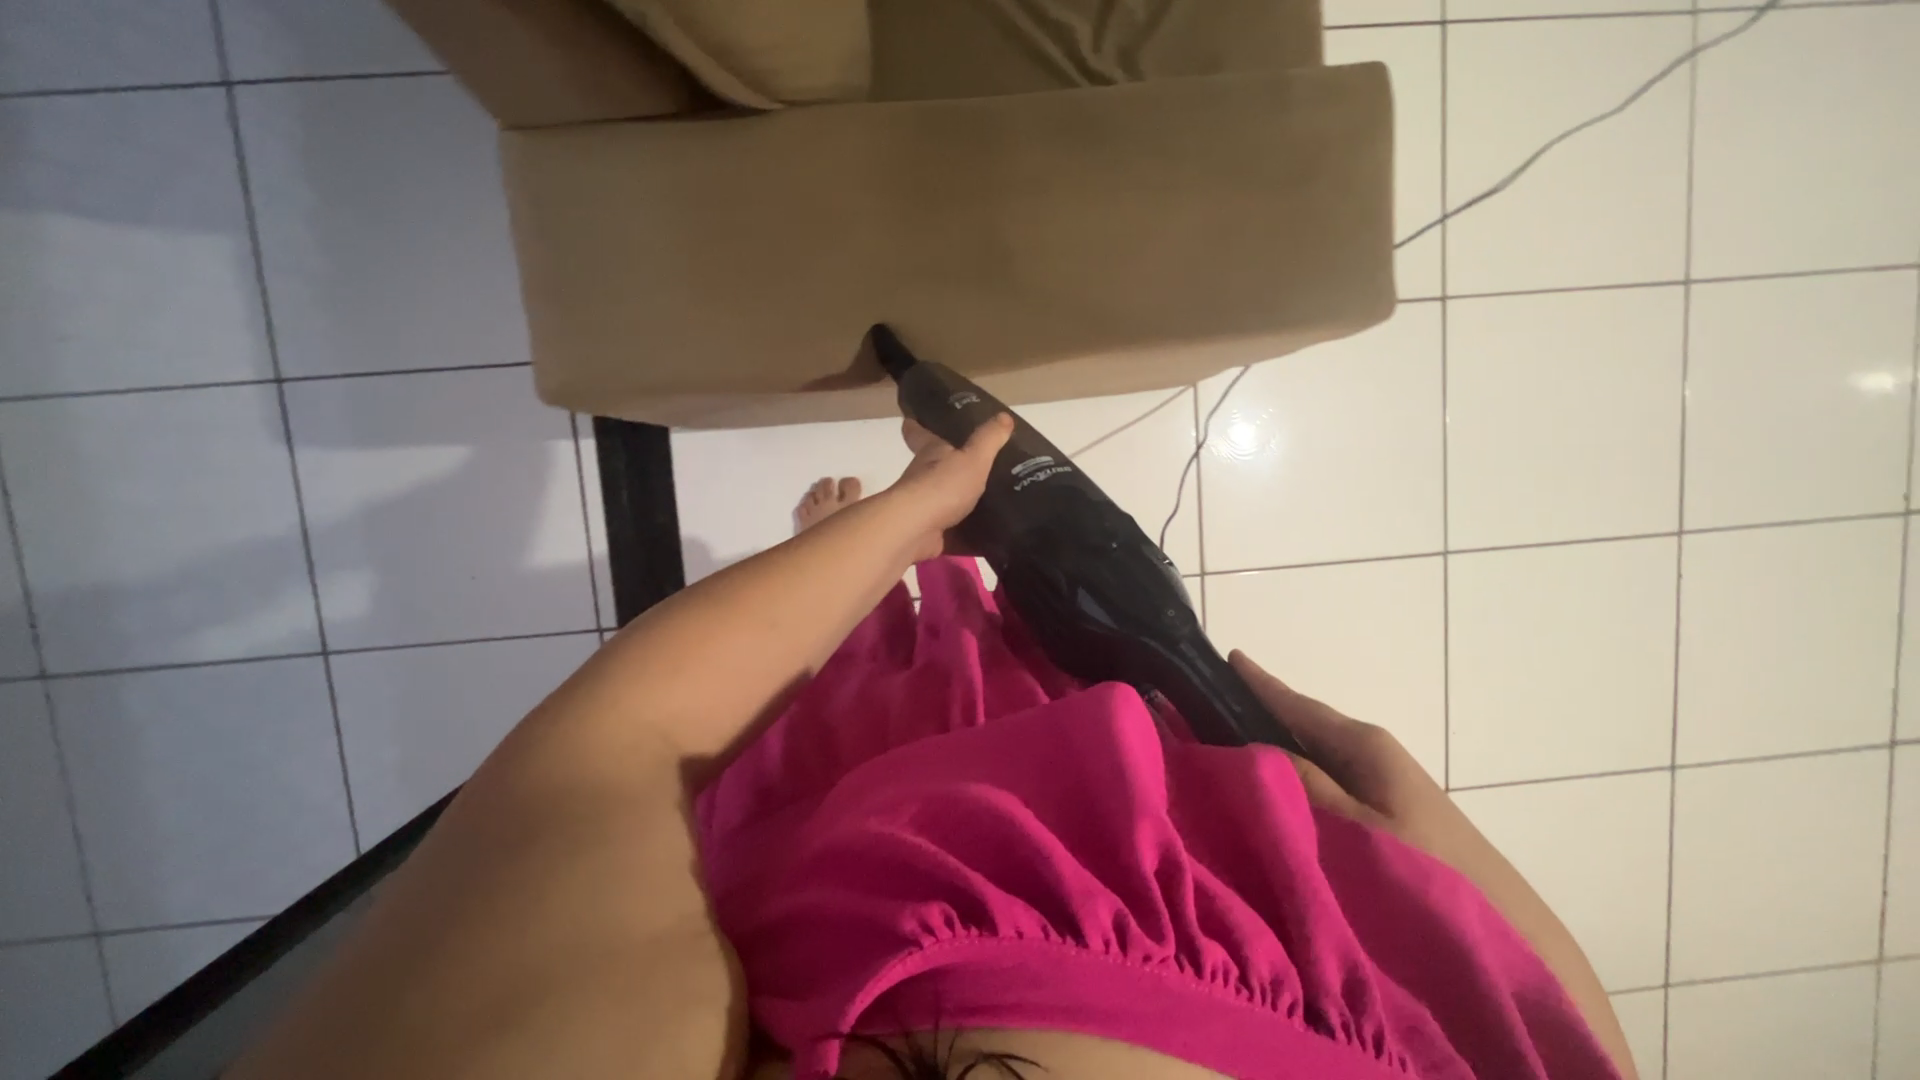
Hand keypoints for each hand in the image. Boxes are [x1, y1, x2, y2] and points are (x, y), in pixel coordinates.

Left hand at [882, 414, 1013, 561]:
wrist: (916, 529)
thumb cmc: (942, 485)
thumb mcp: (973, 457)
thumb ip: (989, 439)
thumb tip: (1004, 416)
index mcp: (931, 453)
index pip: (918, 432)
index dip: (918, 425)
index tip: (915, 418)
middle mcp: (923, 477)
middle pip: (935, 468)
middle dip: (951, 467)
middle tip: (980, 466)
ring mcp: (924, 507)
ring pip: (945, 501)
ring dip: (963, 502)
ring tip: (996, 503)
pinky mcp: (929, 534)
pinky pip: (953, 533)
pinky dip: (968, 536)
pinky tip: (990, 537)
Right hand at [1229, 651, 1480, 868]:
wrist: (1504, 923)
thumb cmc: (1424, 867)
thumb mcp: (1354, 826)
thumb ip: (1304, 784)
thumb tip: (1252, 748)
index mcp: (1364, 744)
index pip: (1298, 705)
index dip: (1261, 683)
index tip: (1228, 655)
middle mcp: (1372, 752)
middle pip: (1304, 724)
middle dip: (1260, 712)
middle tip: (1210, 705)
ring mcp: (1381, 781)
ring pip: (1313, 753)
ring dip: (1276, 744)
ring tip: (1229, 741)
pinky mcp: (1385, 809)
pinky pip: (1326, 777)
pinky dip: (1296, 773)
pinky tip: (1276, 786)